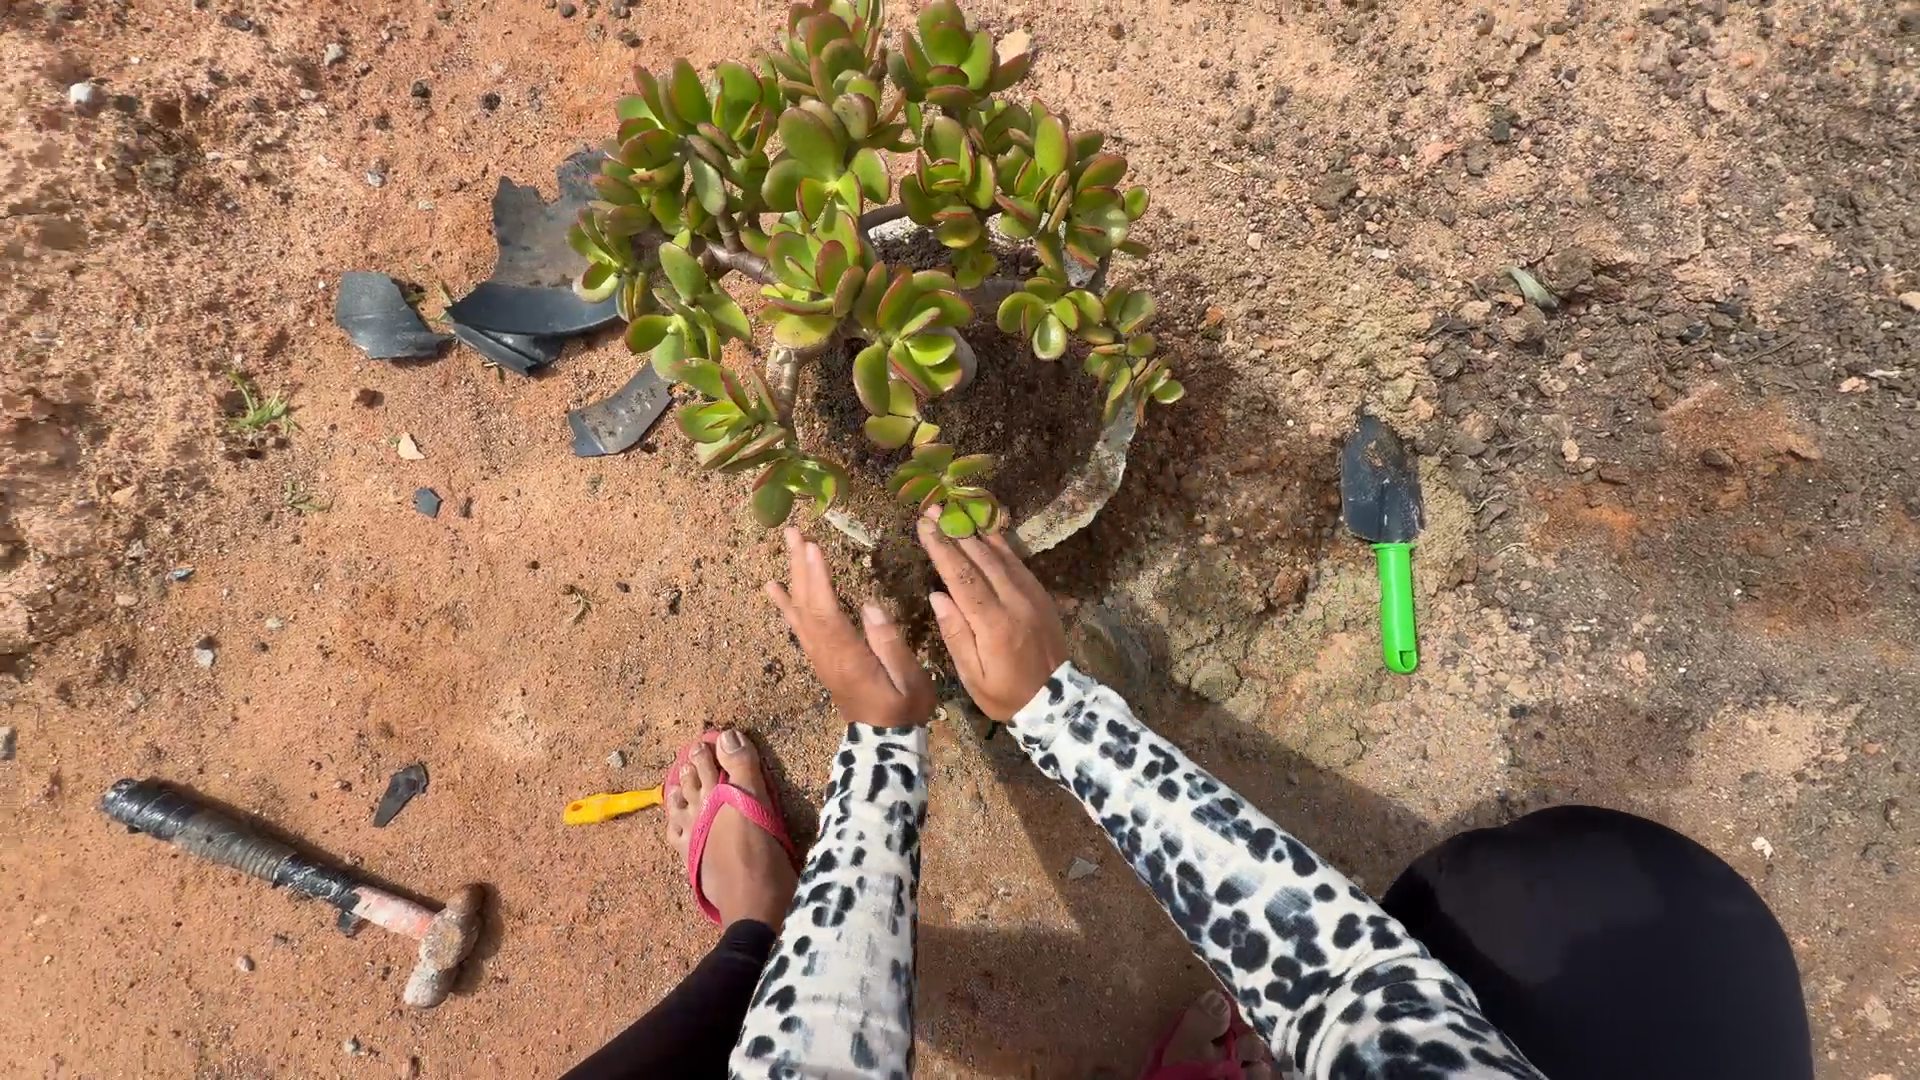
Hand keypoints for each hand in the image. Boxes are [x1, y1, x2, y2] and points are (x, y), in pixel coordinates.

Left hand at [765, 527, 935, 728]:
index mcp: (848, 658)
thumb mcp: (909, 682)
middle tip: (793, 532)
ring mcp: (819, 657)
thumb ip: (891, 645)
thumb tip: (870, 607)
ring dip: (793, 576)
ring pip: (800, 612)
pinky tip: (775, 587)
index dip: (818, 579)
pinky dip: (787, 603)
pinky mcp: (820, 658)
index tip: (813, 547)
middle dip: (800, 567)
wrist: (883, 743)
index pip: (827, 612)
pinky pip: (799, 625)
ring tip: (785, 546)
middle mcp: (825, 654)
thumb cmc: (903, 710)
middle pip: (808, 606)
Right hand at [916, 507, 1068, 722]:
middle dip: (955, 531)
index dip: (942, 549)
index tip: (925, 526)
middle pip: (981, 558)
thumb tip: (937, 594)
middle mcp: (1015, 603)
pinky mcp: (1041, 595)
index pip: (962, 578)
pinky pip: (1018, 562)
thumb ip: (955, 634)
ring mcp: (1032, 596)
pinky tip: (986, 530)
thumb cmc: (1004, 694)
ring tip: (955, 510)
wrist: (1054, 701)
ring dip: (976, 531)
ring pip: (1002, 555)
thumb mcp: (972, 676)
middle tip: (934, 507)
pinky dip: (1000, 543)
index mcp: (994, 624)